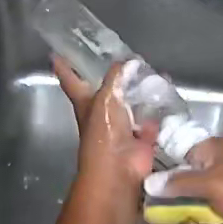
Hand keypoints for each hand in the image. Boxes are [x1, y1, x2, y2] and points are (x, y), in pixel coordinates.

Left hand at [54, 57, 157, 185]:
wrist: (119, 168)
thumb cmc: (103, 132)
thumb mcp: (106, 98)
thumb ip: (117, 78)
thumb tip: (129, 61)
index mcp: (85, 103)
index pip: (70, 80)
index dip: (63, 68)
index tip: (55, 55)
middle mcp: (101, 113)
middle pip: (105, 90)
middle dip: (114, 77)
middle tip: (125, 58)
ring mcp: (121, 126)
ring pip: (131, 103)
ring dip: (141, 91)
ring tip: (153, 72)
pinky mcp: (141, 136)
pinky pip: (151, 118)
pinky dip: (158, 109)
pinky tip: (166, 93)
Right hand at [144, 137, 222, 223]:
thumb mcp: (208, 183)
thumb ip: (177, 184)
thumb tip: (147, 183)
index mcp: (211, 150)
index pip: (176, 155)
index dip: (162, 171)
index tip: (146, 189)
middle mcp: (215, 167)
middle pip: (182, 183)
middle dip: (175, 202)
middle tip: (163, 216)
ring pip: (192, 204)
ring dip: (189, 218)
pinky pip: (206, 218)